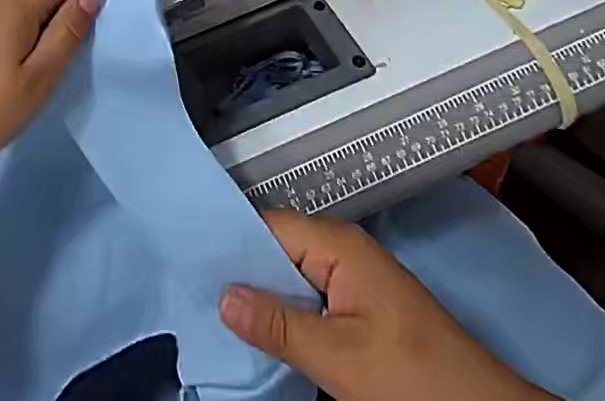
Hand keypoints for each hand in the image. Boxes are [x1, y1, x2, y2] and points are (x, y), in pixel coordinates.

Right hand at [220, 210, 555, 400]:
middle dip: (241, 271)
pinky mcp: (358, 307)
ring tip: (215, 309)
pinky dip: (284, 312)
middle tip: (194, 288)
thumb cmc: (413, 377)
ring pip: (291, 275)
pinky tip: (258, 329)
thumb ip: (278, 324)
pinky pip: (308, 297)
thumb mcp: (339, 356)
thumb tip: (223, 296)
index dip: (231, 242)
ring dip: (261, 295)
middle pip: (277, 248)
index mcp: (338, 244)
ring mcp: (351, 279)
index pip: (268, 225)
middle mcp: (343, 250)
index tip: (191, 259)